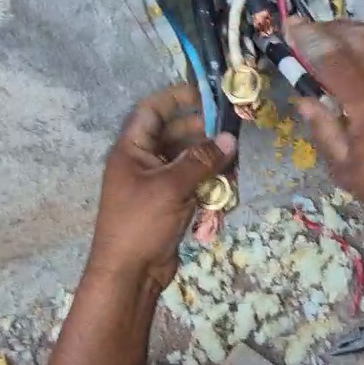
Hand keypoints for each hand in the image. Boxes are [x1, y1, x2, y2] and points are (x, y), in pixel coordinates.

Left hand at [88, 84, 235, 285]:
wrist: (129, 272)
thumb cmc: (141, 223)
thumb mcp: (172, 186)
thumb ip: (202, 160)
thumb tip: (230, 137)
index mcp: (132, 150)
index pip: (152, 111)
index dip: (176, 98)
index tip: (206, 92)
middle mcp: (143, 162)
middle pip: (174, 134)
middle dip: (203, 130)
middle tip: (233, 127)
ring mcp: (156, 184)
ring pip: (187, 159)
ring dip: (210, 158)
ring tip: (234, 157)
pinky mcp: (169, 203)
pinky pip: (192, 182)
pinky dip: (208, 181)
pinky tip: (227, 183)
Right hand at [286, 19, 363, 232]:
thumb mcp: (348, 171)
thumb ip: (324, 132)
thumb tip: (303, 101)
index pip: (333, 59)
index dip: (309, 40)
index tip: (292, 28)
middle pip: (358, 39)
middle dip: (329, 28)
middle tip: (310, 29)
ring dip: (358, 29)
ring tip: (338, 32)